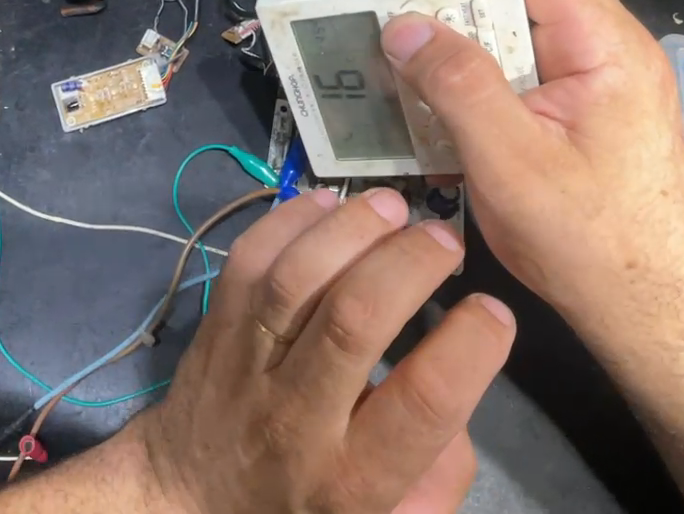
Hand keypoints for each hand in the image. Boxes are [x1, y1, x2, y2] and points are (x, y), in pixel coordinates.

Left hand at [124, 187, 513, 513]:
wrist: (190, 496)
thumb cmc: (301, 507)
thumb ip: (438, 473)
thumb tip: (459, 386)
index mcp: (352, 477)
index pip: (422, 403)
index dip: (469, 348)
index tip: (494, 308)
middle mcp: (297, 412)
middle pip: (354, 320)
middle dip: (407, 265)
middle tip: (445, 238)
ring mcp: (247, 359)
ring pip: (296, 279)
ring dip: (349, 230)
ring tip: (392, 204)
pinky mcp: (215, 322)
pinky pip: (248, 259)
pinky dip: (288, 221)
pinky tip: (327, 201)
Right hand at [379, 0, 683, 345]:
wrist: (643, 312)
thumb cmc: (584, 239)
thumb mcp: (510, 160)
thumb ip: (457, 84)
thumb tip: (401, 23)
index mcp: (606, 48)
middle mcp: (606, 51)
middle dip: (453, 3)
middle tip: (395, 31)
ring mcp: (593, 82)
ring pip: (514, 31)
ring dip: (456, 43)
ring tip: (405, 68)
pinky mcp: (576, 110)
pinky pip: (516, 70)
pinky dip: (470, 77)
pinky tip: (437, 106)